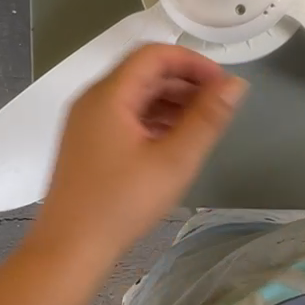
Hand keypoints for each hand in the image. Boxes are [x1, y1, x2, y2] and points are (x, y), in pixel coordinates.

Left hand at [32, 44, 245, 261]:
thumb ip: (207, 118)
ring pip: (134, 97)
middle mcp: (92, 100)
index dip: (193, 62)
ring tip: (201, 126)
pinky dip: (152, 121)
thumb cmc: (122, 204)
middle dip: (184, 83)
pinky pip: (123, 118)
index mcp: (108, 95)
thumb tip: (235, 85)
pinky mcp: (85, 145)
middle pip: (143, 73)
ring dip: (170, 103)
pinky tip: (173, 144)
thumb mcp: (174, 160)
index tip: (222, 85)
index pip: (154, 55)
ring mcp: (85, 123)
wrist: (69, 249)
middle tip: (217, 107)